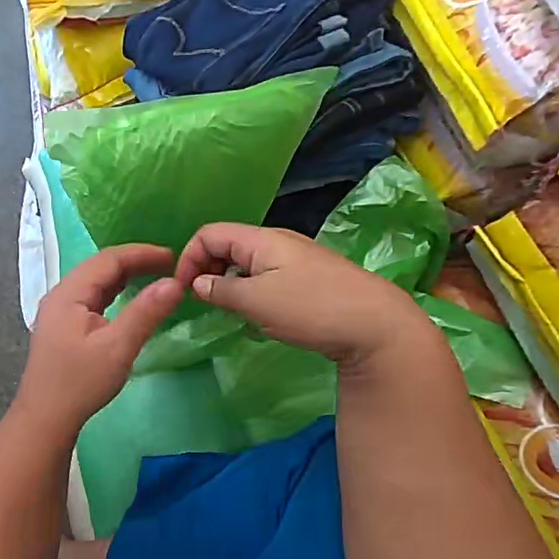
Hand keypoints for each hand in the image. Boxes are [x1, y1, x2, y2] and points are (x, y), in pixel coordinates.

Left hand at [16, 244, 183, 427]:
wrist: (45, 419)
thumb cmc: (80, 383)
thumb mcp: (118, 347)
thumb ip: (146, 312)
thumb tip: (174, 283)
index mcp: (69, 294)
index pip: (108, 259)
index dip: (142, 253)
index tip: (174, 256)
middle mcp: (61, 296)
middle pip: (101, 267)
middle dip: (136, 262)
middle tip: (170, 266)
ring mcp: (60, 312)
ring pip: (97, 283)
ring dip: (127, 276)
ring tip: (157, 278)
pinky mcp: (64, 327)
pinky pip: (94, 298)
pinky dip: (117, 293)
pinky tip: (132, 299)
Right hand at [174, 223, 433, 366]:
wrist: (375, 325)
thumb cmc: (311, 308)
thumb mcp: (257, 301)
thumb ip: (222, 289)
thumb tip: (197, 283)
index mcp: (261, 239)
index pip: (210, 233)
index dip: (188, 258)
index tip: (183, 292)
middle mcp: (278, 242)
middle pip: (229, 245)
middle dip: (207, 269)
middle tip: (203, 302)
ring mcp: (297, 259)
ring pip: (249, 262)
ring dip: (230, 282)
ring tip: (228, 310)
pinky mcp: (311, 279)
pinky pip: (268, 276)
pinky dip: (252, 289)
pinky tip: (259, 314)